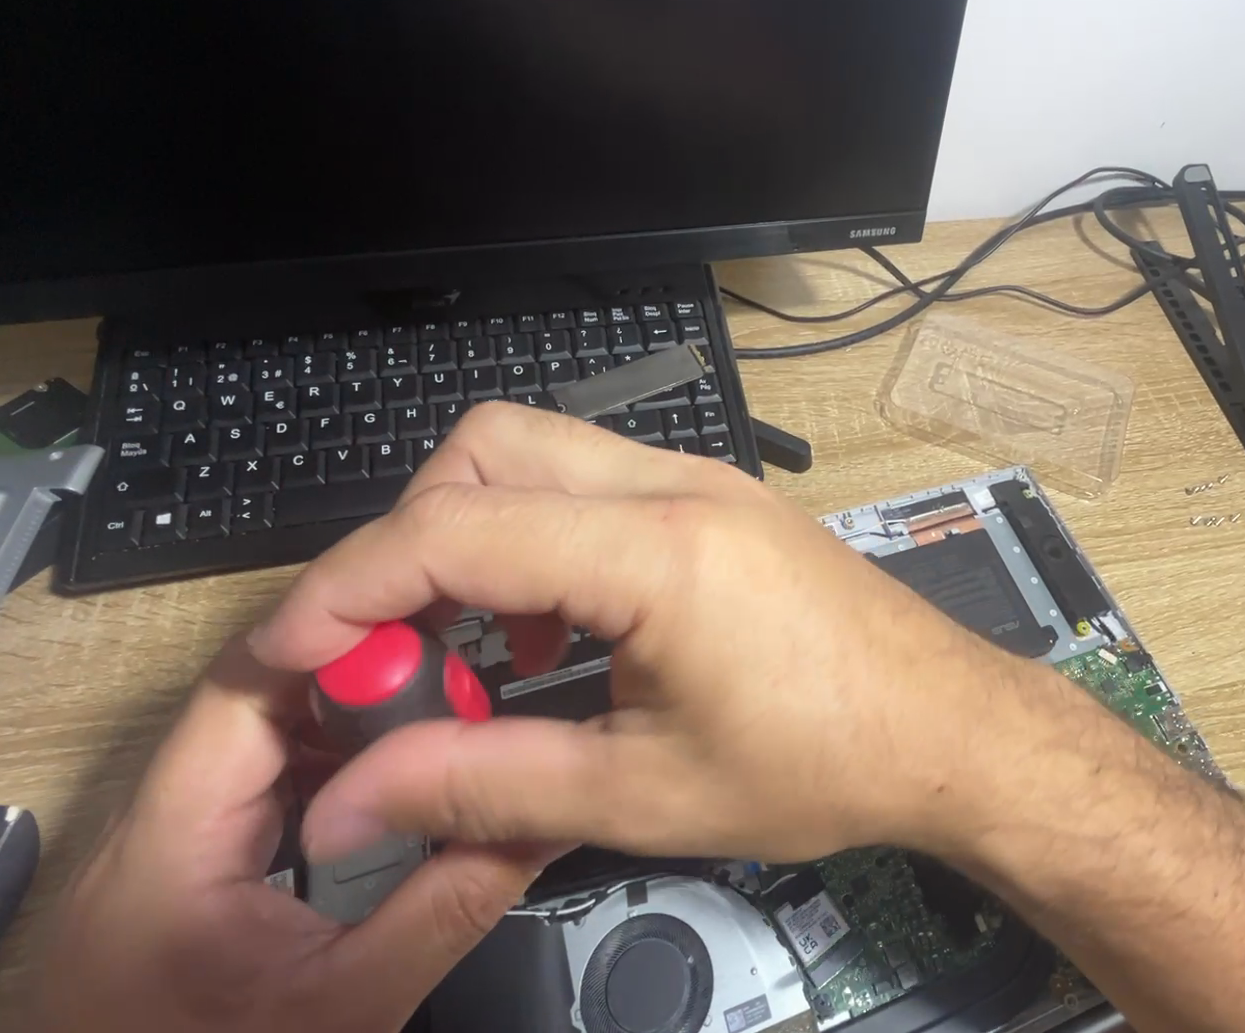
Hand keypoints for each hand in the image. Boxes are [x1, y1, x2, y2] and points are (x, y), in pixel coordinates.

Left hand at [29, 636, 564, 1032]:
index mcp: (167, 845)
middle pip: (262, 693)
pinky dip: (340, 757)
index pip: (248, 684)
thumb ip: (449, 906)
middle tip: (463, 686)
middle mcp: (153, 820)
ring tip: (443, 723)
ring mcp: (167, 837)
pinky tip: (397, 777)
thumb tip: (541, 820)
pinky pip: (272, 772)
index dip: (343, 643)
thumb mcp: (347, 1010)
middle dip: (366, 675)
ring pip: (270, 726)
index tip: (441, 644)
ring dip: (357, 713)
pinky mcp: (190, 856)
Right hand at [249, 403, 1056, 867]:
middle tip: (401, 639)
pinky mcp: (723, 501)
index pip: (457, 526)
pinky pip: (600, 482)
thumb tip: (355, 798)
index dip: (349, 584)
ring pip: (545, 451)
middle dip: (414, 530)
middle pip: (492, 444)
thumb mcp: (646, 794)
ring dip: (481, 529)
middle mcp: (679, 485)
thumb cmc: (822, 764)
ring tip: (484, 645)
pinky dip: (545, 535)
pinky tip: (563, 625)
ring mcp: (708, 481)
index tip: (296, 651)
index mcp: (659, 552)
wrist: (948, 728)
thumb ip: (487, 787)